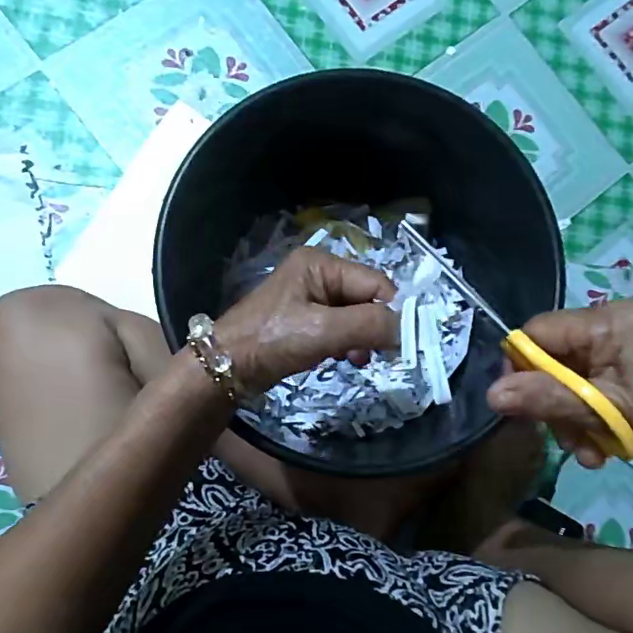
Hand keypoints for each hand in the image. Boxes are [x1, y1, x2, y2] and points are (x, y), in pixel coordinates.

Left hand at [212, 247, 398, 393]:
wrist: (225, 368)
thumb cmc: (271, 341)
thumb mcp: (322, 330)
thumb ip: (368, 325)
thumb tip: (407, 329)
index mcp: (322, 264)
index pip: (376, 283)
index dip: (392, 312)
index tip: (401, 342)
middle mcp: (320, 274)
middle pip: (368, 298)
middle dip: (375, 327)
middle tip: (376, 354)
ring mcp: (313, 297)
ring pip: (358, 315)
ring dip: (363, 338)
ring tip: (357, 359)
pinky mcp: (309, 320)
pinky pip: (343, 328)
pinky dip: (349, 344)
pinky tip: (346, 358)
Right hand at [486, 300, 632, 467]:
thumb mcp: (610, 410)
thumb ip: (549, 399)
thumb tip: (492, 394)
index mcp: (608, 320)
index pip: (539, 331)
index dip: (521, 368)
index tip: (524, 409)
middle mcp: (617, 321)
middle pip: (558, 357)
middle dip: (557, 404)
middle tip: (572, 444)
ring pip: (578, 376)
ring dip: (578, 417)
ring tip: (595, 453)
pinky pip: (603, 382)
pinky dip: (600, 413)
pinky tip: (612, 444)